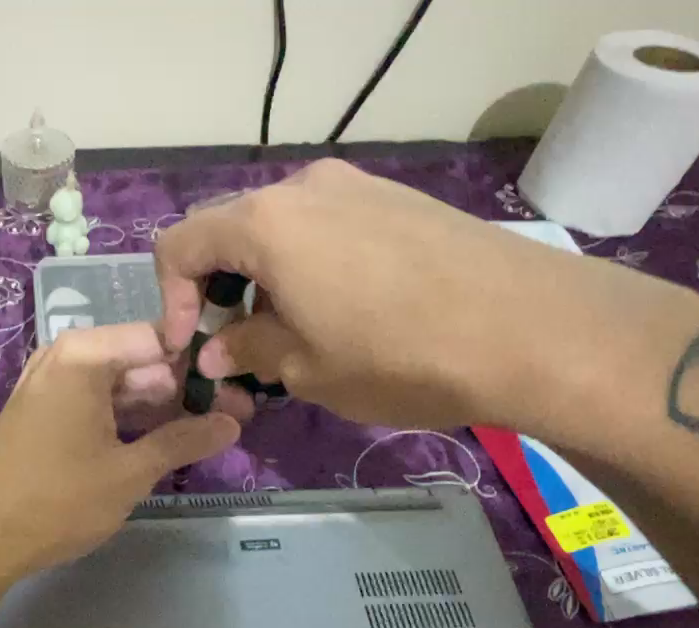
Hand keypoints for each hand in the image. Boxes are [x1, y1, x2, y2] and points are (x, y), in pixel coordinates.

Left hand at [0, 323, 240, 587]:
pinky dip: (127, 419)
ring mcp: (47, 383)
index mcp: (84, 355)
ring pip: (119, 384)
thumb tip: (233, 422)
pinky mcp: (40, 411)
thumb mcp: (131, 472)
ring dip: (160, 407)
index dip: (203, 364)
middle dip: (185, 389)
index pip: (161, 339)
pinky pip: (95, 402)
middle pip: (140, 361)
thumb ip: (184, 440)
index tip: (239, 391)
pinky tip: (161, 440)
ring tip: (207, 432)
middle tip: (234, 418)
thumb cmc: (59, 502)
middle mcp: (63, 356)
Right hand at [153, 159, 698, 441]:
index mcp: (265, 225)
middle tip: (236, 348)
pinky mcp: (396, 200)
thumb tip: (218, 348)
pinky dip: (306, 268)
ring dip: (263, 283)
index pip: (180, 246)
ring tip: (290, 338)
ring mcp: (355, 187)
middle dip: (218, 293)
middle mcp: (303, 188)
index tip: (191, 347)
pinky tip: (340, 314)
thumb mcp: (304, 369)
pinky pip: (325, 229)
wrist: (529, 328)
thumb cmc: (396, 355)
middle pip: (228, 234)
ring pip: (278, 232)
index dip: (169, 301)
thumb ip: (246, 349)